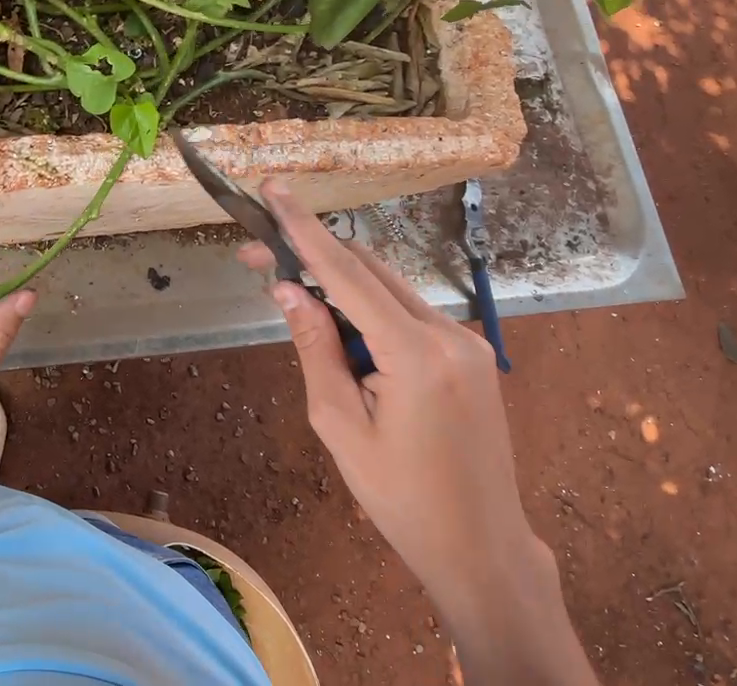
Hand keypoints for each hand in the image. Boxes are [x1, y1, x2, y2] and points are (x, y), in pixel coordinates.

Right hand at [240, 179, 595, 683]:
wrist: (481, 546)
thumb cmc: (400, 496)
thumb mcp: (339, 423)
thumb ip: (315, 347)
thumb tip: (288, 288)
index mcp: (417, 353)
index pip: (348, 274)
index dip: (304, 229)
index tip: (274, 188)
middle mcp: (450, 333)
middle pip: (368, 271)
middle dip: (312, 256)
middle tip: (255, 256)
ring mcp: (467, 342)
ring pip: (388, 290)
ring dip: (337, 285)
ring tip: (290, 297)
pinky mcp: (470, 355)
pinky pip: (406, 314)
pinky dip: (366, 311)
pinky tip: (339, 333)